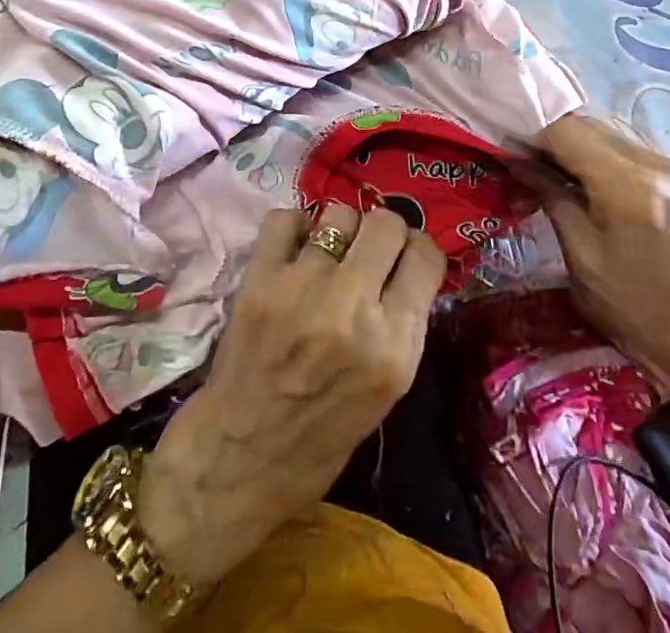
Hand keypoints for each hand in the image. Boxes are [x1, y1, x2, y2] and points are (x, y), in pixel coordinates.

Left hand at [137, 203, 444, 586]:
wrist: (243, 455)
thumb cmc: (321, 434)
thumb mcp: (388, 390)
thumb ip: (402, 325)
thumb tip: (404, 267)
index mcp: (395, 347)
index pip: (426, 256)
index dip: (416, 250)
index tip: (403, 257)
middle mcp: (354, 310)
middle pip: (385, 223)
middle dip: (381, 232)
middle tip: (366, 250)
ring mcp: (303, 290)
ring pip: (338, 214)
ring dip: (338, 229)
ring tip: (327, 253)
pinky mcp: (260, 281)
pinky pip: (285, 219)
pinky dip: (293, 228)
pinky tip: (293, 252)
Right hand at [531, 115, 669, 402]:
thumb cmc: (639, 311)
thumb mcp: (583, 259)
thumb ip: (553, 200)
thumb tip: (521, 165)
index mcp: (628, 185)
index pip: (567, 131)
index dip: (532, 139)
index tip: (511, 159)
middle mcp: (658, 165)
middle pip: (591, 125)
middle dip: (553, 140)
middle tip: (527, 168)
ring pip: (613, 134)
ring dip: (579, 148)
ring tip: (555, 178)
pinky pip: (633, 152)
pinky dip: (604, 159)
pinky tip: (590, 188)